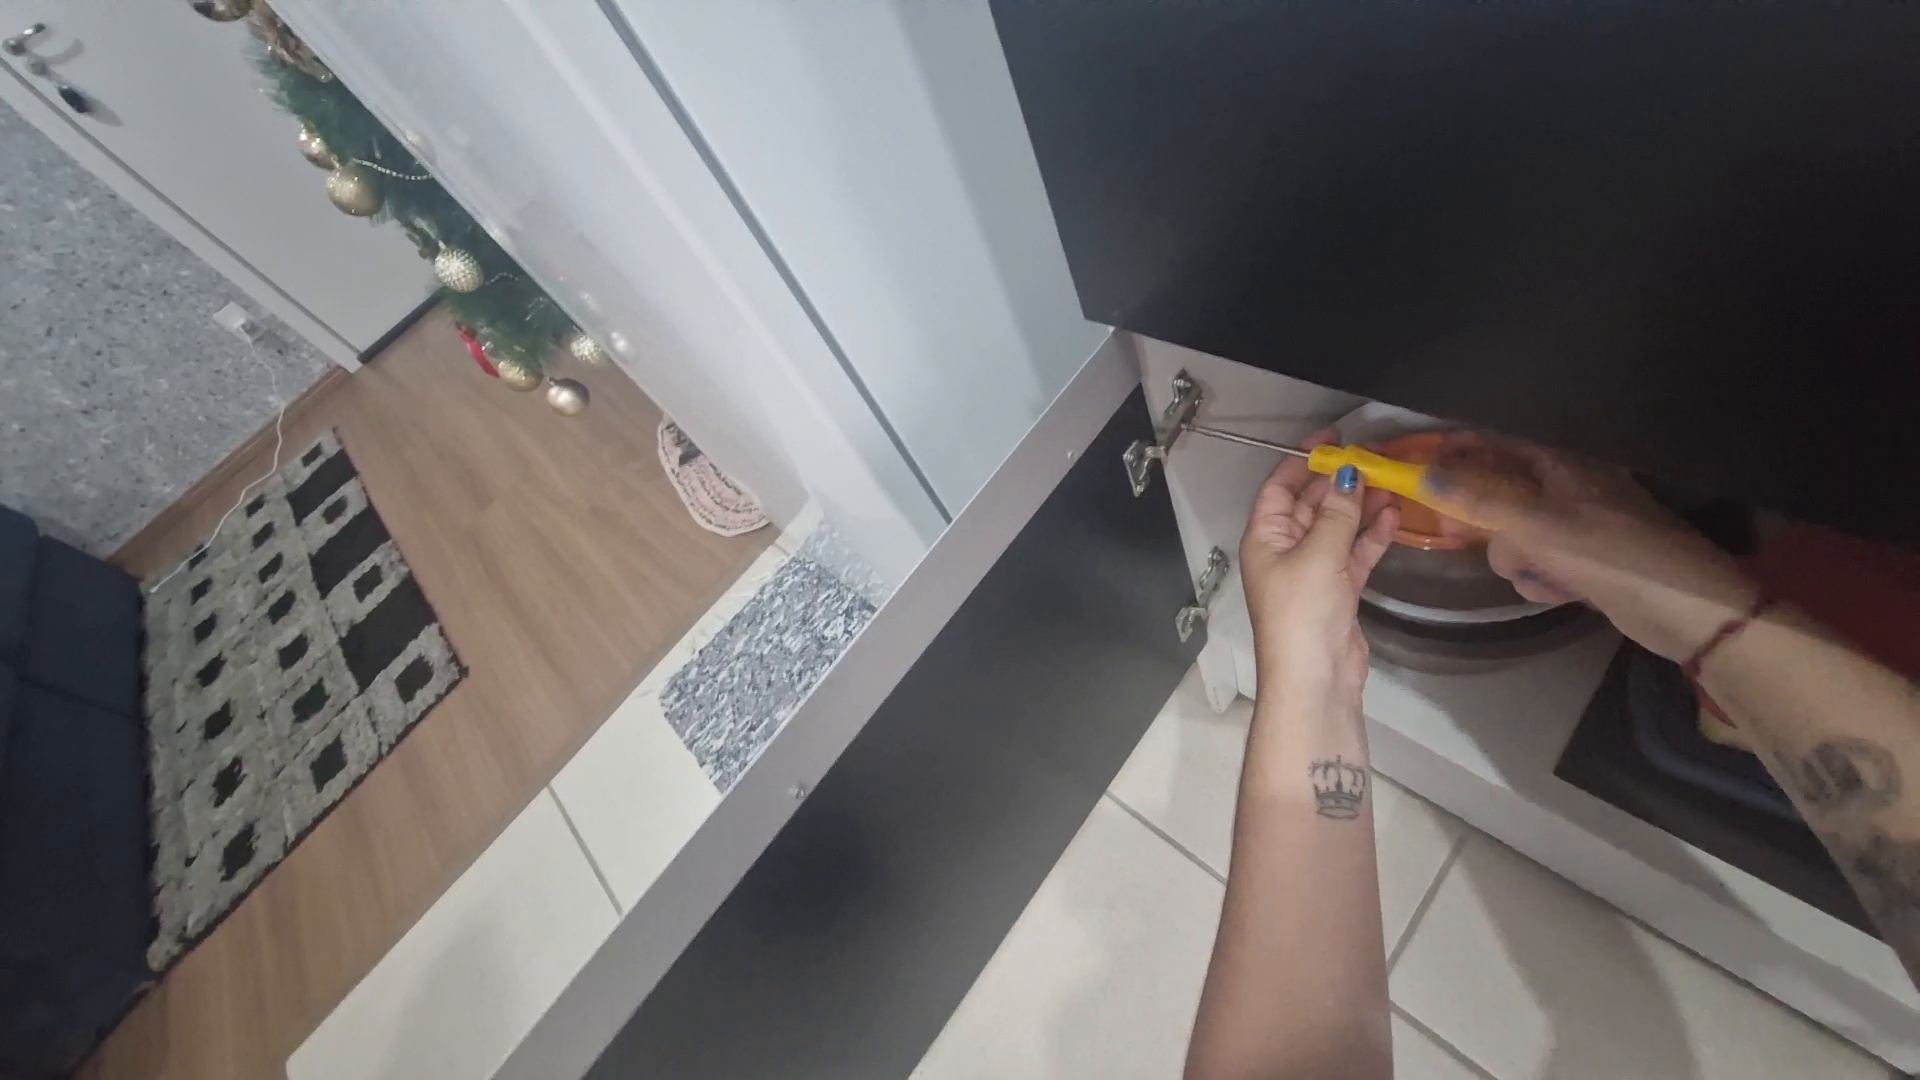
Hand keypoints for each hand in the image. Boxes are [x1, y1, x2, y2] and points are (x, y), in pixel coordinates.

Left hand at [1241, 428, 1399, 697]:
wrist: (1315, 675)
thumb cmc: (1303, 612)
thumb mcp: (1318, 555)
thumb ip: (1337, 514)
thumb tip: (1348, 474)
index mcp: (1264, 538)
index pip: (1279, 488)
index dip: (1302, 461)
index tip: (1333, 440)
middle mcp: (1284, 550)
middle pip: (1311, 504)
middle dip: (1339, 481)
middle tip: (1375, 457)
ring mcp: (1312, 570)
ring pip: (1337, 527)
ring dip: (1361, 506)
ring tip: (1392, 481)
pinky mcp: (1338, 589)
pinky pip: (1354, 552)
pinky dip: (1372, 536)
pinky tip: (1394, 515)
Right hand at [1426, 437, 1758, 661]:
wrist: (1687, 611)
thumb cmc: (1609, 554)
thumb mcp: (1533, 525)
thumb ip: (1475, 500)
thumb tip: (1423, 476)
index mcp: (1564, 469)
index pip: (1501, 447)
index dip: (1462, 453)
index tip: (1423, 467)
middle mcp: (1570, 493)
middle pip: (1501, 498)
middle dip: (1490, 526)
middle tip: (1464, 537)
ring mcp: (1579, 530)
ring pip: (1516, 538)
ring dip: (1518, 560)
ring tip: (1539, 573)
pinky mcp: (1586, 563)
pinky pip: (1539, 565)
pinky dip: (1543, 579)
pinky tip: (1560, 591)